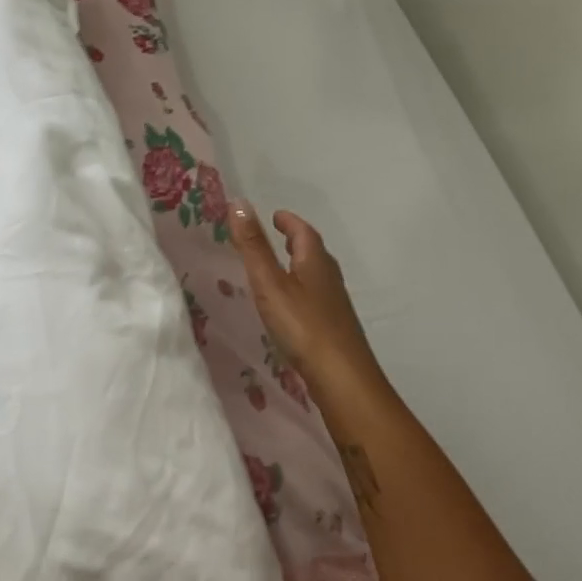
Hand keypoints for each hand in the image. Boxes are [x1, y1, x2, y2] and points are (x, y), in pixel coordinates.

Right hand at [226, 202, 382, 393]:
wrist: (343, 380)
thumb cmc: (303, 325)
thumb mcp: (269, 282)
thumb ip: (253, 245)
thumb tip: (239, 202)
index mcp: (315, 263)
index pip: (303, 232)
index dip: (288, 221)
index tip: (273, 215)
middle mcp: (329, 279)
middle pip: (313, 252)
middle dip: (294, 240)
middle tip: (274, 234)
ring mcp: (334, 305)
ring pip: (315, 275)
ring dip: (298, 264)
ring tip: (277, 266)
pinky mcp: (333, 328)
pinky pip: (314, 296)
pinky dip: (300, 288)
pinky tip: (289, 304)